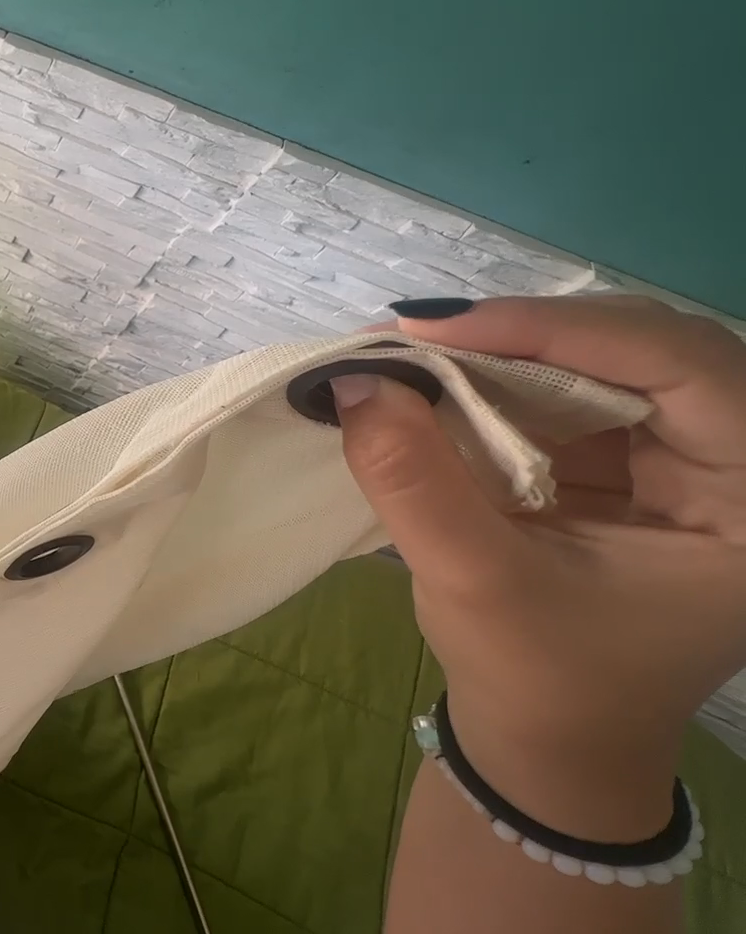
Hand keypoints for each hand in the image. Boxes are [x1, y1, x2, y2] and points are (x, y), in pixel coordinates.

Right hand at [333, 295, 745, 840]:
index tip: (431, 329)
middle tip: (406, 336)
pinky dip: (485, 383)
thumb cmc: (537, 672)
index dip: (557, 330)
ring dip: (493, 353)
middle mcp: (737, 463)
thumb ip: (413, 480)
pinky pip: (557, 396)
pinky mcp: (619, 463)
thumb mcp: (472, 578)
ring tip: (398, 355)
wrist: (548, 732)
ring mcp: (679, 459)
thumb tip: (353, 381)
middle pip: (642, 350)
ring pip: (595, 363)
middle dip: (519, 334)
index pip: (684, 369)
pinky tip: (425, 383)